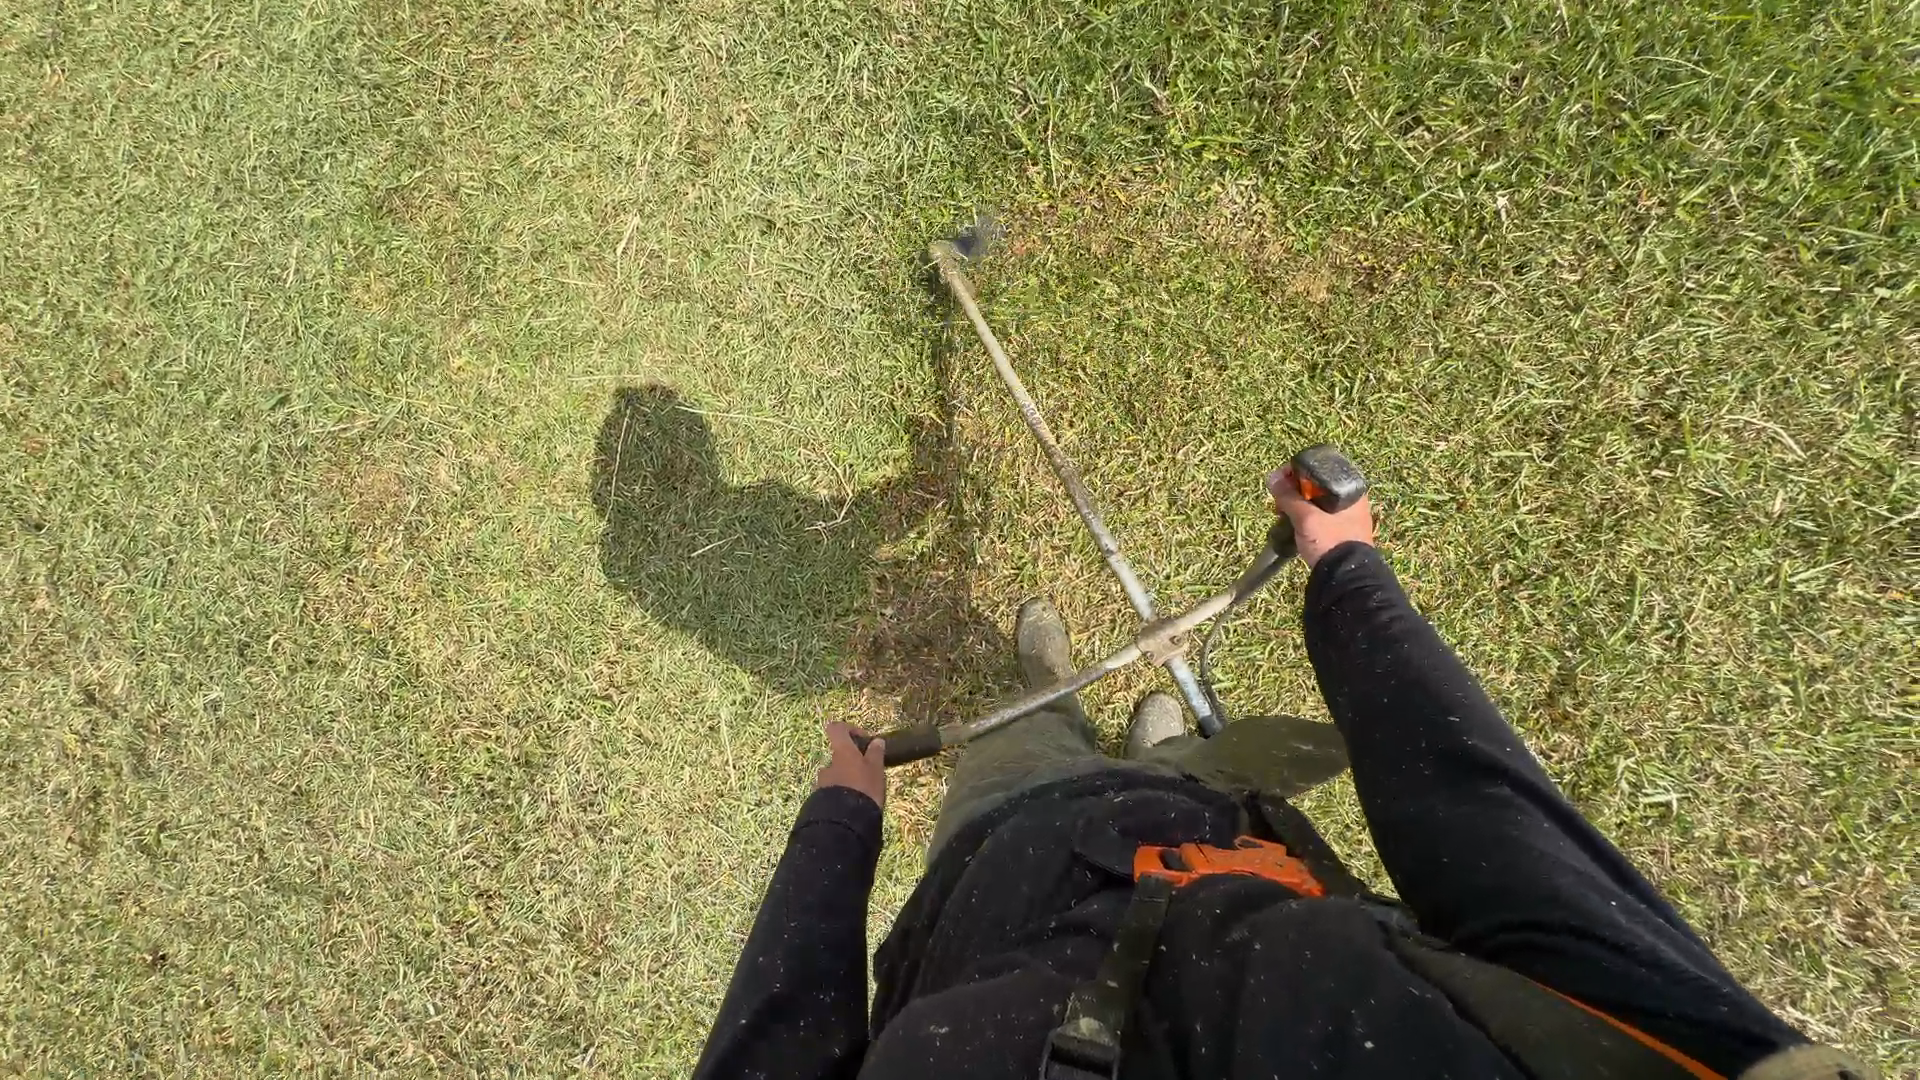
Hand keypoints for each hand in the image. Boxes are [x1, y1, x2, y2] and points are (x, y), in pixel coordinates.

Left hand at [815, 722, 885, 809]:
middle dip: (852, 763)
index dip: (850, 729)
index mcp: (842, 752)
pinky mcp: (819, 800)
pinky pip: (830, 792)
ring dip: (846, 780)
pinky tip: (851, 807)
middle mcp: (828, 764)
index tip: (864, 740)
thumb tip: (876, 740)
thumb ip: (875, 754)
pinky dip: (839, 795)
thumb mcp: (876, 770)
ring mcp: (821, 783)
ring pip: (835, 775)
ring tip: (861, 795)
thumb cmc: (864, 789)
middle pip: (838, 755)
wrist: (844, 824)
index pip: (837, 729)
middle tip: (868, 776)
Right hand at [1268, 465, 1374, 567]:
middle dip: (1292, 492)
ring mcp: (1344, 516)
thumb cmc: (1330, 541)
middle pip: (1314, 486)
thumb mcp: (1306, 517)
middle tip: (1278, 503)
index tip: (1279, 483)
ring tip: (1281, 516)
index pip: (1318, 470)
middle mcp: (1350, 499)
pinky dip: (1301, 518)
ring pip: (1313, 502)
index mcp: (1350, 490)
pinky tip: (1291, 525)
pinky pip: (1315, 516)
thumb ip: (1288, 497)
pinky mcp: (1337, 530)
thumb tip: (1273, 478)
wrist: (1345, 576)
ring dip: (1294, 507)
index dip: (1296, 473)